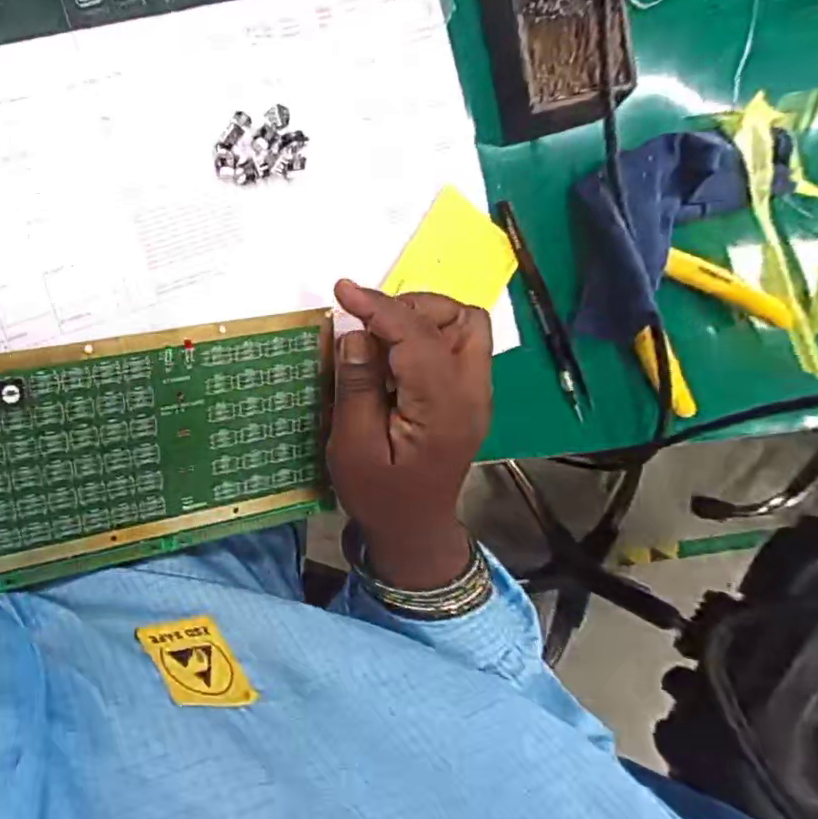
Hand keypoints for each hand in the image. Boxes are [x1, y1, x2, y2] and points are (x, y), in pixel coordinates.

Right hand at [327, 279, 491, 588]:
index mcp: (443, 407)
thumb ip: (356, 388)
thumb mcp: (353, 446)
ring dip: (421, 318)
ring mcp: (475, 394)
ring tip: (376, 334)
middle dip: (410, 307)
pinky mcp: (466, 397)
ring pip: (465, 327)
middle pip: (461, 319)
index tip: (342, 290)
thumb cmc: (378, 493)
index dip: (379, 307)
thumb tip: (355, 335)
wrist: (413, 528)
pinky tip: (390, 353)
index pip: (418, 336)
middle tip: (363, 322)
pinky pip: (455, 346)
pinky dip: (423, 335)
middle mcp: (472, 393)